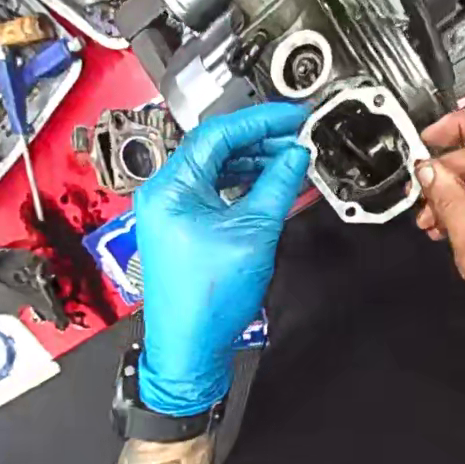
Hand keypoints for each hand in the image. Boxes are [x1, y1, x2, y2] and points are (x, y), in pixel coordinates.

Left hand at [133, 103, 312, 415]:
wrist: (191, 347)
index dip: (261, 121)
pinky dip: (247, 186)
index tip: (292, 116)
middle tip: (298, 138)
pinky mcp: (187, 227)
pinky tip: (274, 185)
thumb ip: (277, 186)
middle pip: (218, 149)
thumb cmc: (207, 301)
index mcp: (171, 188)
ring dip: (256, 163)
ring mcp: (175, 211)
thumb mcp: (253, 233)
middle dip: (262, 142)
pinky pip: (219, 193)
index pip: (218, 134)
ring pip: (220, 170)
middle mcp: (166, 194)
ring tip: (292, 161)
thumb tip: (295, 156)